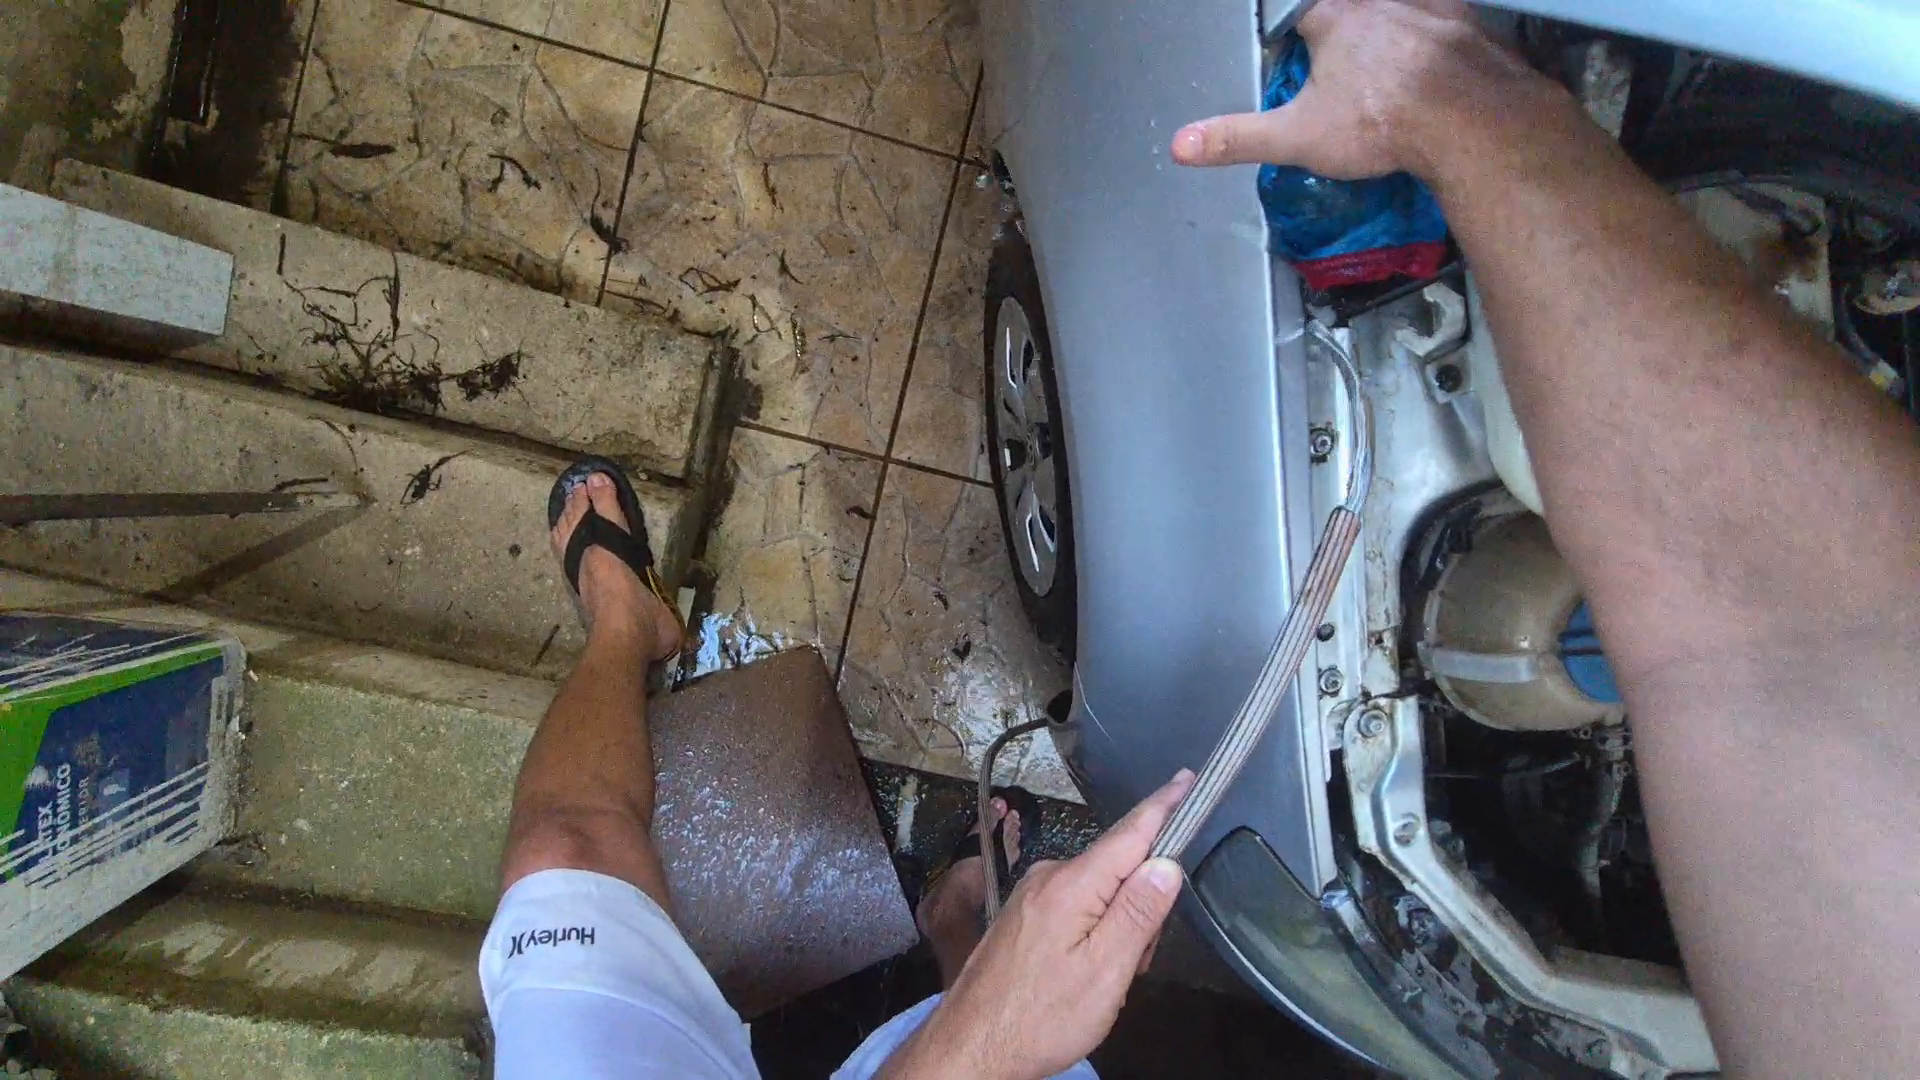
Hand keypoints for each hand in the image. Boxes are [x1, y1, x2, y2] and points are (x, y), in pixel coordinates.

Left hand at [880, 771, 1196, 1079]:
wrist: (972, 1045)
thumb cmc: (1041, 1016)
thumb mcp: (1104, 972)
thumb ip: (1137, 914)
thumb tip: (1166, 862)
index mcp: (1072, 884)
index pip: (1129, 834)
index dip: (1162, 806)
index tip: (1186, 777)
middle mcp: (1050, 875)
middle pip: (1117, 868)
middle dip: (1139, 906)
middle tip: (1131, 966)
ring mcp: (1033, 891)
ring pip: (1097, 891)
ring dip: (1114, 927)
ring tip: (1098, 980)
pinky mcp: (1024, 910)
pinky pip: (1074, 904)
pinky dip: (1091, 931)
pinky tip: (1079, 972)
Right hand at [1170, 0, 1543, 179]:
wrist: (1467, 118)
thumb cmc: (1376, 123)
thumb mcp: (1294, 138)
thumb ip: (1237, 138)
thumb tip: (1179, 145)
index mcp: (1334, 18)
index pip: (1299, 12)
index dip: (1290, 33)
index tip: (1292, 55)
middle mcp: (1379, 0)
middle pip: (1349, 8)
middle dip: (1342, 26)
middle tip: (1339, 73)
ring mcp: (1425, 3)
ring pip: (1393, 9)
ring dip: (1384, 25)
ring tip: (1377, 70)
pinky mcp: (1465, 18)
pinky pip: (1438, 11)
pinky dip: (1427, 26)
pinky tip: (1425, 53)